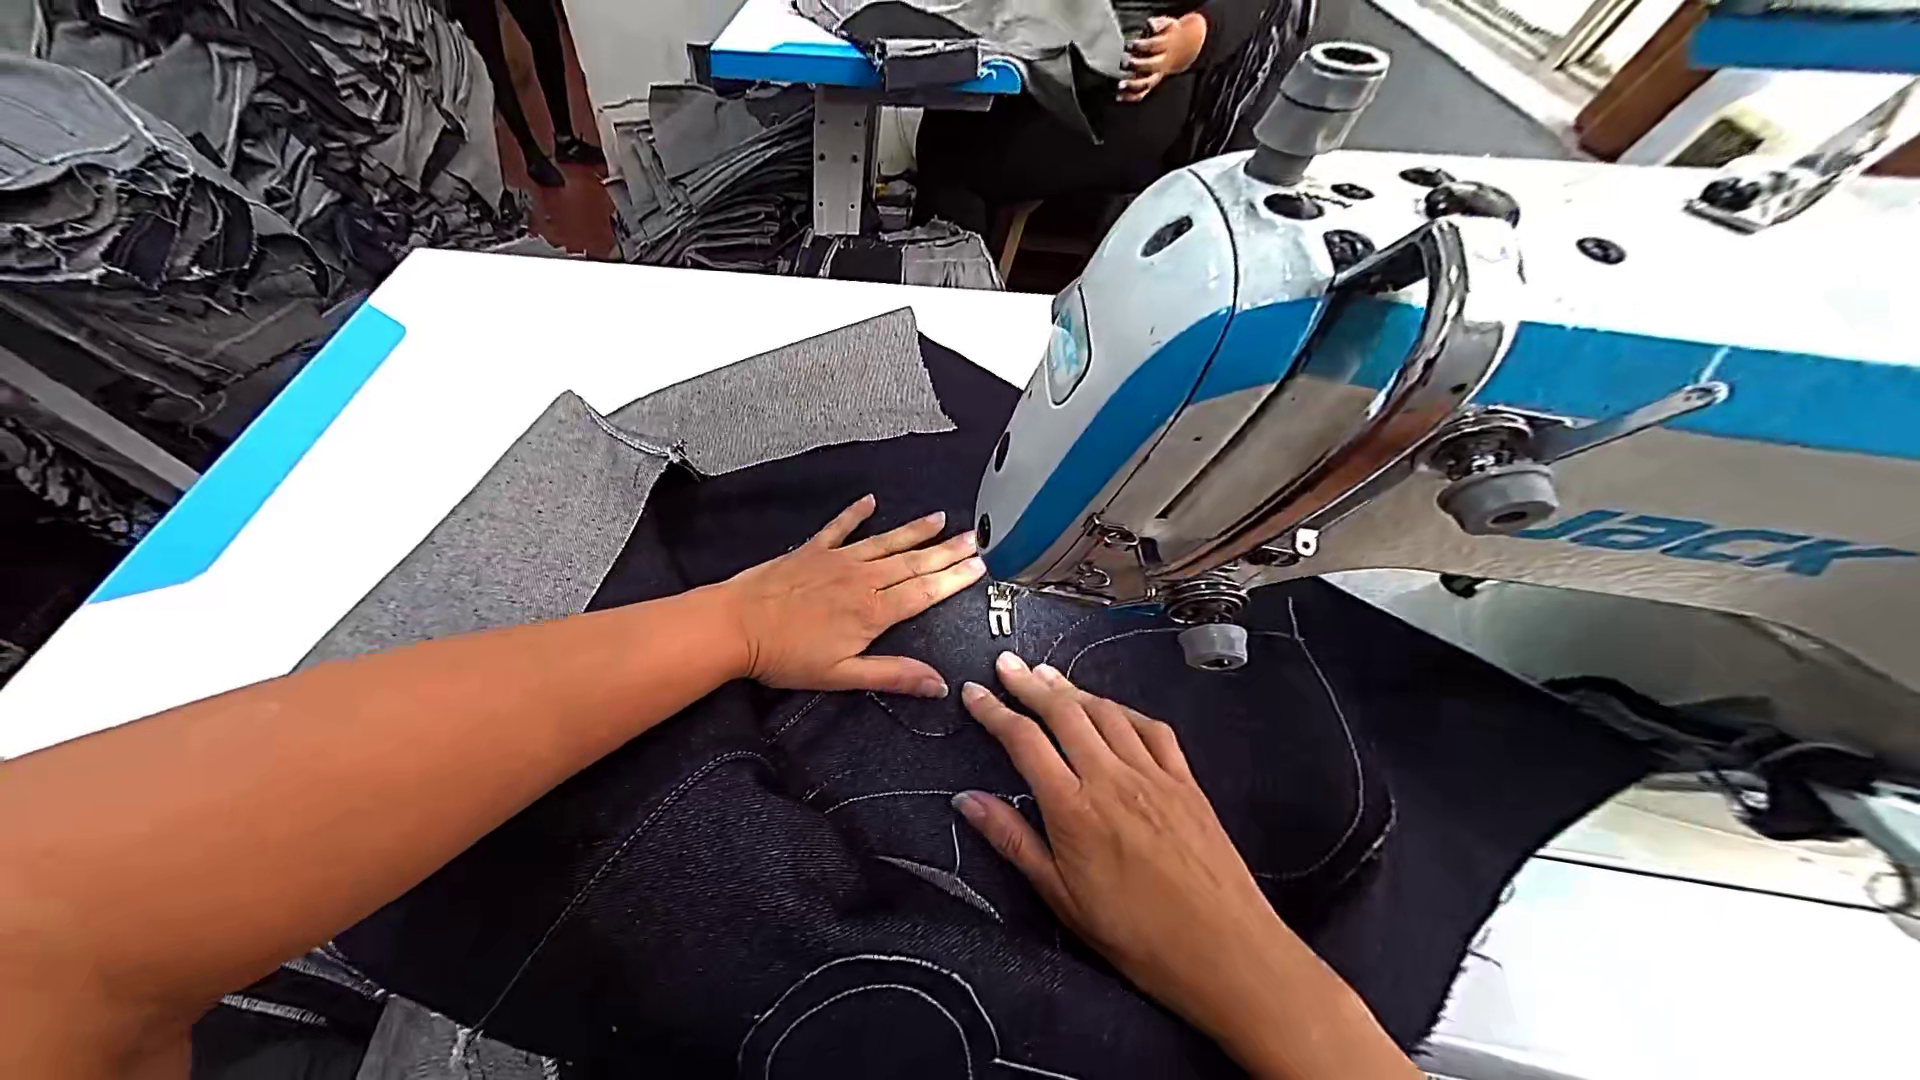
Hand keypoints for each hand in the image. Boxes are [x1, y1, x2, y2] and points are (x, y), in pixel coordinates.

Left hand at [721, 495, 982, 697]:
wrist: (735, 626)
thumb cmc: (785, 656)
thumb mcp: (842, 676)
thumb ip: (893, 675)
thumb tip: (937, 684)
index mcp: (873, 610)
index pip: (926, 591)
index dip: (955, 579)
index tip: (979, 566)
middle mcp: (863, 578)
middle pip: (914, 562)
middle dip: (947, 550)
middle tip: (974, 538)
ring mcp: (838, 559)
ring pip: (887, 541)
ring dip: (916, 530)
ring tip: (941, 518)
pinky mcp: (813, 550)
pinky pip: (840, 527)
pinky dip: (856, 513)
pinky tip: (870, 501)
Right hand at [954, 653, 1418, 1079]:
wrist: (1227, 952)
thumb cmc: (1136, 935)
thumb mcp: (1061, 897)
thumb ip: (1013, 841)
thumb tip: (968, 801)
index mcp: (1074, 808)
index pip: (1023, 741)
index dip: (993, 711)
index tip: (974, 691)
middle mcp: (1111, 778)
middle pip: (1063, 712)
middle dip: (1029, 683)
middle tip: (1007, 664)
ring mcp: (1152, 773)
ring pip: (1105, 712)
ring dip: (1072, 688)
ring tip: (1047, 674)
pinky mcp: (1185, 779)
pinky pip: (1151, 728)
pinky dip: (1124, 709)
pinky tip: (1111, 708)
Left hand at [1120, 13, 1205, 101]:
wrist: (1180, 51)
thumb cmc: (1168, 36)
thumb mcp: (1167, 24)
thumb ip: (1158, 24)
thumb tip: (1149, 24)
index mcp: (1165, 48)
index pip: (1152, 46)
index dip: (1140, 45)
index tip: (1128, 44)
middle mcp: (1161, 64)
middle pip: (1149, 67)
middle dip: (1136, 65)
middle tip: (1124, 63)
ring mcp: (1155, 76)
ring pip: (1145, 84)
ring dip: (1132, 85)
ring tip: (1120, 85)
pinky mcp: (1150, 85)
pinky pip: (1141, 94)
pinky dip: (1129, 97)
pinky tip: (1119, 97)